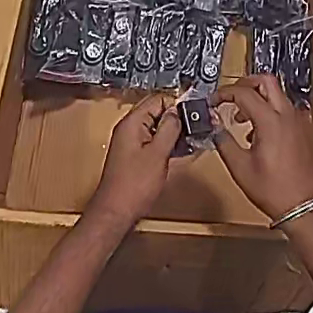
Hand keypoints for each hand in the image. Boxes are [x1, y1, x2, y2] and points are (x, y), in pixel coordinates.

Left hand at [87, 93, 182, 231]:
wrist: (116, 212)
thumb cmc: (133, 186)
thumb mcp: (158, 153)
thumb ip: (170, 128)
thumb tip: (178, 110)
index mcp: (132, 122)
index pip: (158, 99)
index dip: (177, 104)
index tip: (192, 113)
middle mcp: (130, 128)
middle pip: (158, 111)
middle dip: (177, 118)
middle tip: (196, 126)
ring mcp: (132, 142)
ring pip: (158, 126)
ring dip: (175, 131)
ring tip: (192, 139)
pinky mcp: (136, 155)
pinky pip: (155, 140)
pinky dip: (168, 143)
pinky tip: (181, 150)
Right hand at [214, 74, 312, 222]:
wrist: (304, 206)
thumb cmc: (275, 190)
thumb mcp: (240, 167)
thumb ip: (224, 141)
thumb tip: (214, 127)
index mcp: (270, 121)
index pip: (244, 92)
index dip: (224, 93)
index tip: (213, 100)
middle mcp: (287, 115)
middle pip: (266, 81)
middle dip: (245, 84)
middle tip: (230, 96)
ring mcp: (297, 121)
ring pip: (276, 93)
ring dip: (257, 97)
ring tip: (241, 117)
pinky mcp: (302, 130)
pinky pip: (283, 108)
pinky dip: (268, 109)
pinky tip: (257, 132)